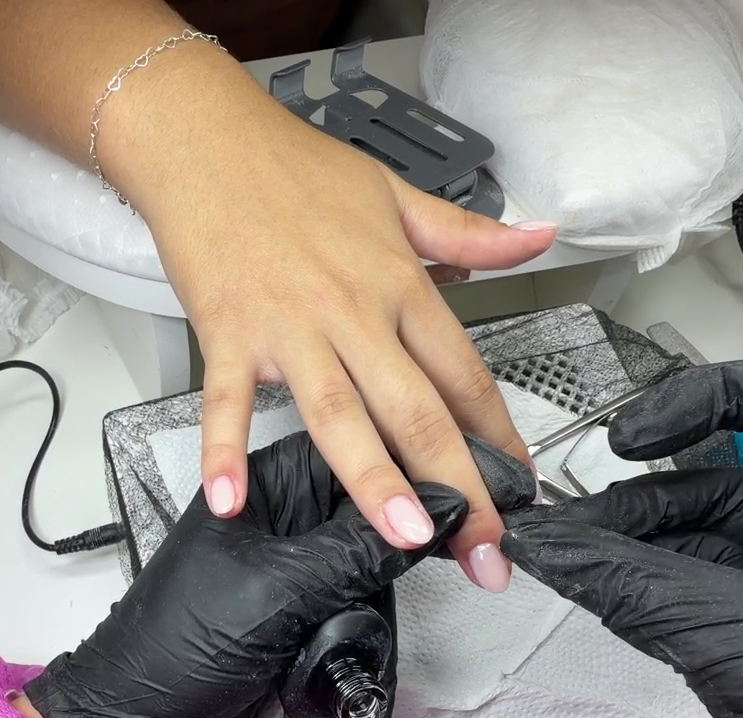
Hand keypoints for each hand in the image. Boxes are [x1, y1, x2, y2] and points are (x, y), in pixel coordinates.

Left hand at [28, 433, 531, 717]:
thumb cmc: (181, 644)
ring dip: (417, 539)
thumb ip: (355, 549)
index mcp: (268, 481)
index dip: (428, 469)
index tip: (489, 497)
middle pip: (375, 487)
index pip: (364, 449)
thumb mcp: (276, 592)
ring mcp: (292, 547)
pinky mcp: (296, 590)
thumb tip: (435, 516)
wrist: (141, 716)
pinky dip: (388, 573)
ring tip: (472, 549)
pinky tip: (420, 574)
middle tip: (492, 534)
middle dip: (434, 506)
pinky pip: (356, 569)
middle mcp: (283, 504)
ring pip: (372, 526)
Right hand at [107, 72, 554, 592]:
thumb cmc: (296, 173)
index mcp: (399, 285)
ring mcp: (289, 329)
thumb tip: (535, 238)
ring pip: (339, 414)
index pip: (464, 374)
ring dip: (374, 481)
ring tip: (405, 539)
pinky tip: (231, 500)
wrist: (207, 141)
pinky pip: (228, 403)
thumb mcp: (396, 196)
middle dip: (456, 486)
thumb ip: (466, 234)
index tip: (518, 490)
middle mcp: (353, 313)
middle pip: (417, 409)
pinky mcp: (229, 336)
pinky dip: (225, 452)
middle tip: (484, 550)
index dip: (498, 438)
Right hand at [500, 235, 742, 717]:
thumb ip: (624, 581)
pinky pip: (696, 535)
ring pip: (734, 470)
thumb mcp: (742, 640)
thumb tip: (527, 540)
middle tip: (635, 436)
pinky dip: (636, 541)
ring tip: (572, 522)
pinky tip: (578, 553)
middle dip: (717, 400)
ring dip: (647, 491)